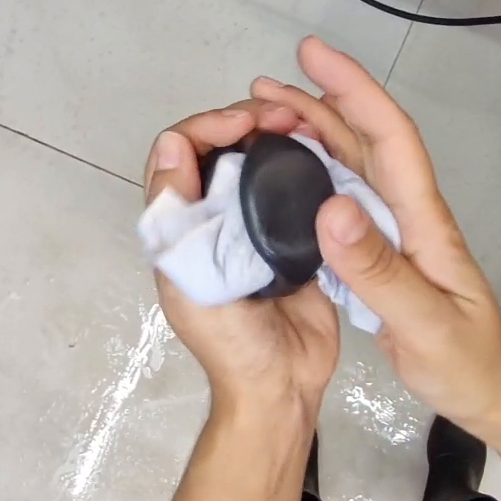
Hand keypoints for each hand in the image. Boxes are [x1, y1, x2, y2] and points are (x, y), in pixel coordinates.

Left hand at [145, 103, 339, 425]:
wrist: (281, 383)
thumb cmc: (229, 340)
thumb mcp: (189, 279)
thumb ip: (177, 215)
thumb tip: (173, 143)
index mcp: (179, 224)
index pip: (179, 152)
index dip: (206, 127)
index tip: (245, 125)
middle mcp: (213, 214)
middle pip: (221, 146)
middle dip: (249, 120)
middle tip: (286, 116)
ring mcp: (253, 222)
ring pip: (258, 157)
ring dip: (280, 133)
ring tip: (308, 125)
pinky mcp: (292, 231)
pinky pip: (295, 184)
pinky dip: (307, 160)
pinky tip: (326, 151)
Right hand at [248, 38, 500, 434]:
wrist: (486, 392)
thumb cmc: (463, 362)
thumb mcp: (423, 322)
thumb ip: (378, 269)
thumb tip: (331, 204)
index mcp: (422, 220)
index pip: (390, 138)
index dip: (355, 91)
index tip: (313, 56)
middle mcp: (405, 214)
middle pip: (365, 141)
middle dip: (320, 102)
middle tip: (264, 88)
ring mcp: (392, 233)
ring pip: (351, 166)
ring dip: (312, 134)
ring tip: (266, 118)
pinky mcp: (378, 254)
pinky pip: (340, 201)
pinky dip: (311, 177)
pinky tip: (286, 177)